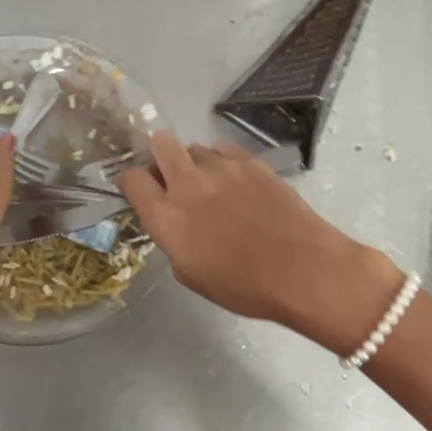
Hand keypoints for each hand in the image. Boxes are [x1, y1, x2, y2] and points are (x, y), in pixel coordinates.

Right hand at [118, 133, 402, 351]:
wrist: (300, 269)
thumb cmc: (240, 285)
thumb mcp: (190, 273)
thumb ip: (173, 239)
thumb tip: (175, 221)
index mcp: (165, 216)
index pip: (132, 179)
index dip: (131, 183)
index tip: (139, 191)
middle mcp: (187, 183)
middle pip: (160, 145)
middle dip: (159, 156)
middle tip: (171, 178)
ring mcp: (221, 167)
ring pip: (195, 147)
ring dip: (194, 162)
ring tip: (210, 186)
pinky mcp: (252, 162)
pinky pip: (224, 150)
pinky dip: (222, 161)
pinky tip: (235, 183)